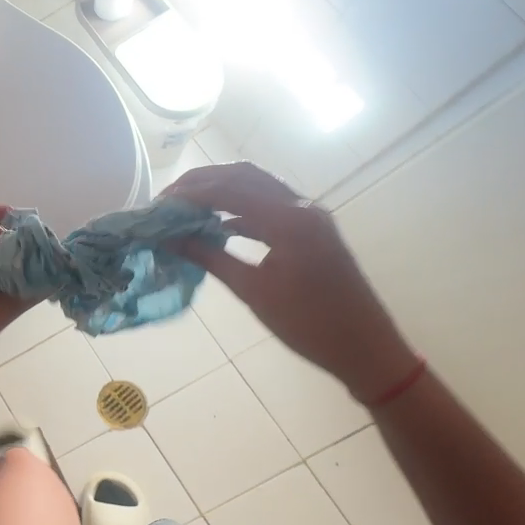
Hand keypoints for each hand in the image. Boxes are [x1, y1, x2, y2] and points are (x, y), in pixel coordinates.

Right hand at [165, 164, 419, 403]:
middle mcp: (301, 207)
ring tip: (186, 207)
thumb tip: (170, 239)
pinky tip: (217, 224)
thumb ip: (210, 258)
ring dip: (221, 190)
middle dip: (202, 182)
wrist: (366, 348)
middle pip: (243, 176)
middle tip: (167, 199)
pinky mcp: (312, 228)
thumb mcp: (253, 292)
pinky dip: (240, 207)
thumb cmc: (309, 325)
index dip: (189, 193)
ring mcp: (310, 215)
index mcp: (288, 221)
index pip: (228, 190)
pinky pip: (269, 204)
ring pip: (257, 185)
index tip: (157, 204)